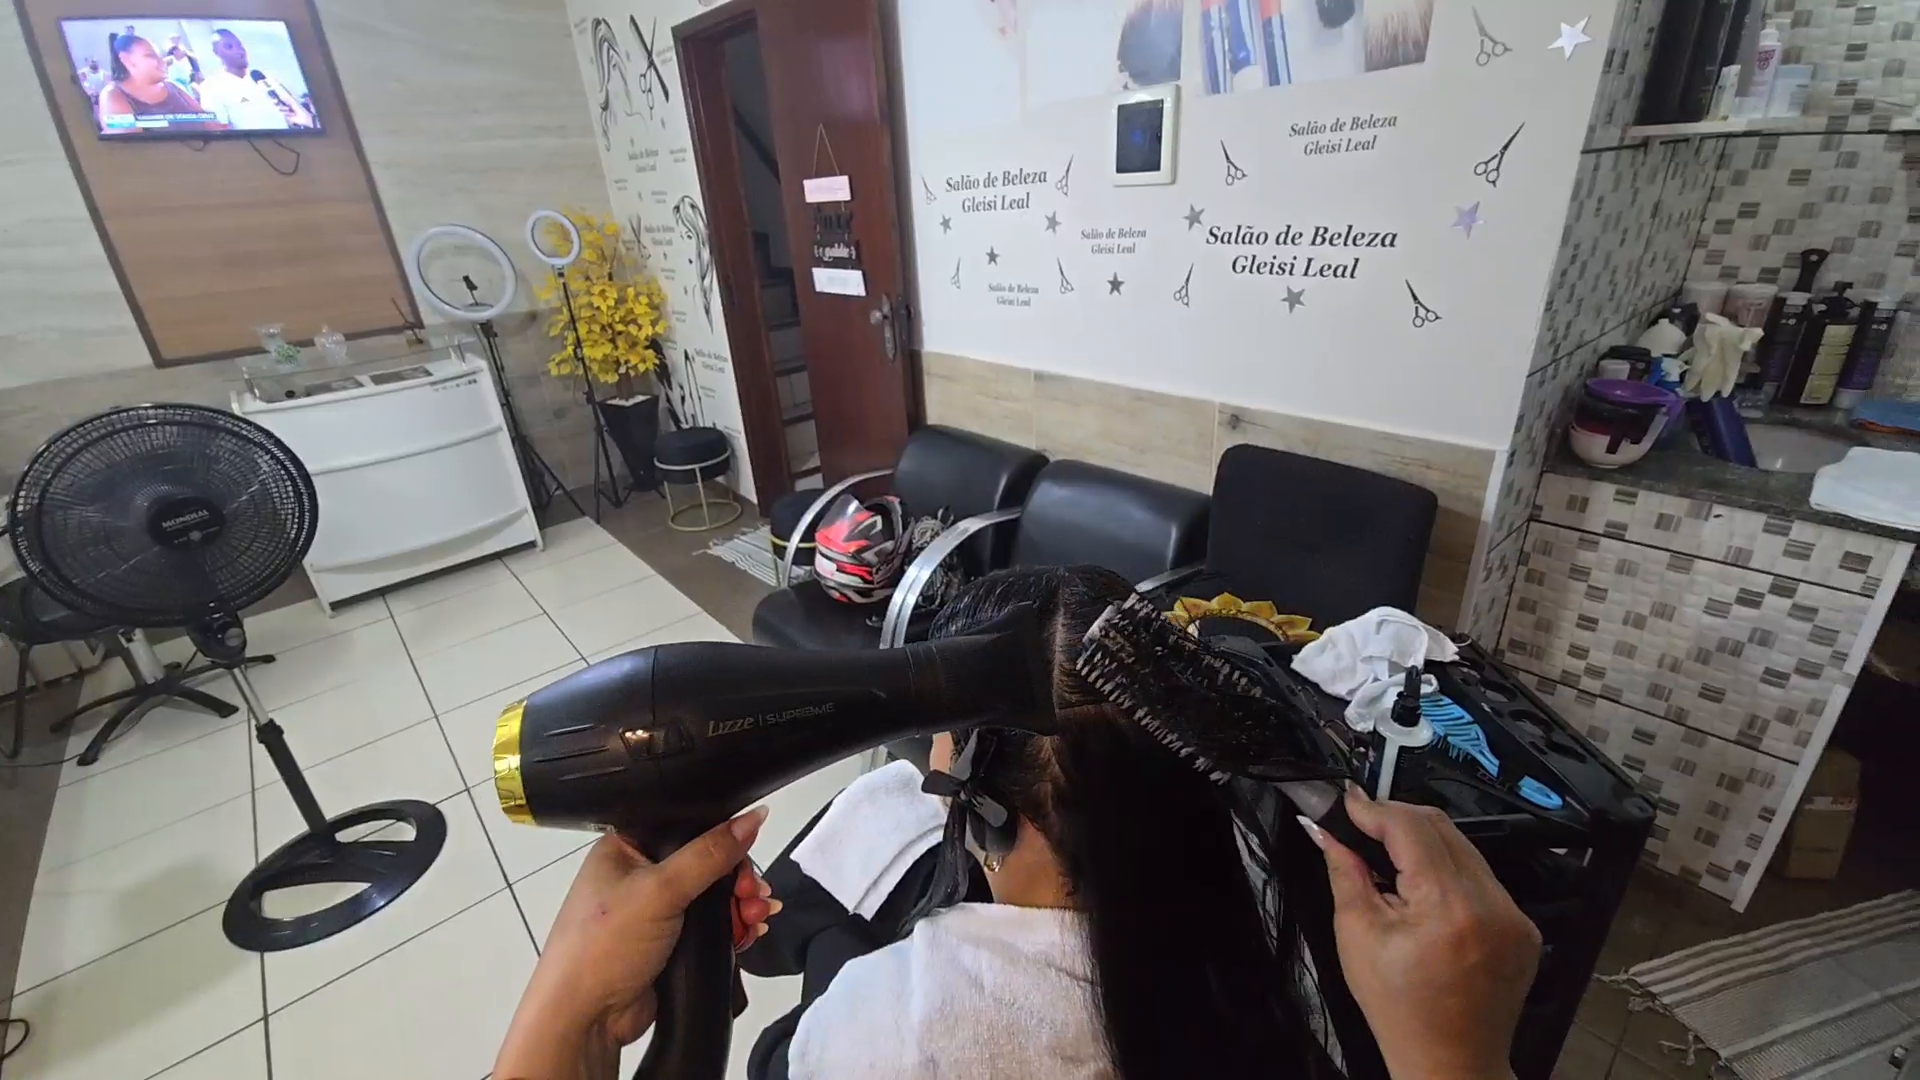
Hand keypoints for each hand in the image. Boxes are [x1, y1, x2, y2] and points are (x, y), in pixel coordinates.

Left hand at [495, 808, 778, 1078]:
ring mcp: (655, 909)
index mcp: (627, 847)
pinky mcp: (669, 940)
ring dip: (741, 903)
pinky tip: (749, 930)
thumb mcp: (660, 891)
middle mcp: (640, 873)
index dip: (723, 837)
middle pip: (708, 861)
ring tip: (757, 917)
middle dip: (738, 878)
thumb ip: (710, 853)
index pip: (688, 825)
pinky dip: (732, 925)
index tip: (748, 854)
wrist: (584, 1026)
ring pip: (713, 894)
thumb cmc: (601, 949)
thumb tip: (753, 817)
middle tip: (754, 894)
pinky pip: (710, 923)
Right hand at [1301, 787, 1539, 1079]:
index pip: (1410, 827)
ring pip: (1460, 843)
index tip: (1343, 801)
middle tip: (1357, 822)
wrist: (1451, 1062)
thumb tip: (1324, 826)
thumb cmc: (1395, 1002)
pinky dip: (1442, 861)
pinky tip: (1417, 880)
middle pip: (1439, 826)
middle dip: (1394, 816)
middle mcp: (1493, 905)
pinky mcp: (1521, 925)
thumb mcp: (1355, 930)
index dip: (1372, 808)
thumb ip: (1344, 868)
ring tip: (1383, 850)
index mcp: (1450, 907)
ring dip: (1418, 836)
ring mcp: (1514, 915)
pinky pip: (1477, 870)